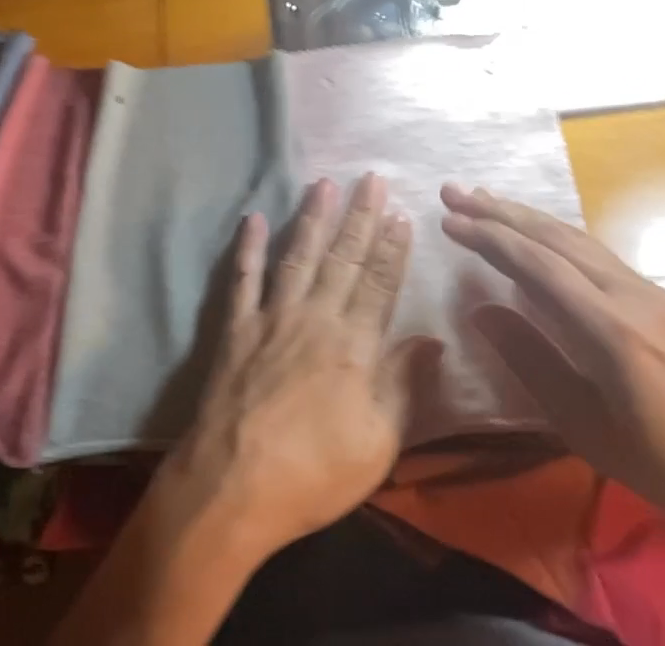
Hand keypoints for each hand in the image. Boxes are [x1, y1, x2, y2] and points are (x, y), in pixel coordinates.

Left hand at [167, 174, 437, 555]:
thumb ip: (403, 386)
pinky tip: (252, 218)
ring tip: (323, 184)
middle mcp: (314, 320)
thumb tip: (431, 341)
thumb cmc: (315, 474)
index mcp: (354, 346)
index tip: (400, 214)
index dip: (392, 248)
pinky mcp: (234, 330)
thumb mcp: (379, 443)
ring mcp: (270, 320)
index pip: (379, 284)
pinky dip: (247, 247)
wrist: (233, 486)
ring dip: (311, 219)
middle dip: (359, 217)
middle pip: (343, 259)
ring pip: (297, 257)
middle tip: (370, 178)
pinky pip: (242, 279)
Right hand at [440, 184, 664, 529]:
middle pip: (558, 239)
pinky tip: (541, 238)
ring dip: (529, 218)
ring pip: (580, 241)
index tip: (448, 219)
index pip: (539, 266)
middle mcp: (632, 296)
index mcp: (611, 329)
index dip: (490, 239)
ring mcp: (652, 294)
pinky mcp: (663, 303)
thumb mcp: (587, 426)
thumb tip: (481, 311)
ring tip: (487, 201)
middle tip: (455, 190)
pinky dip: (557, 237)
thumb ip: (533, 362)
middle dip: (502, 212)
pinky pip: (598, 255)